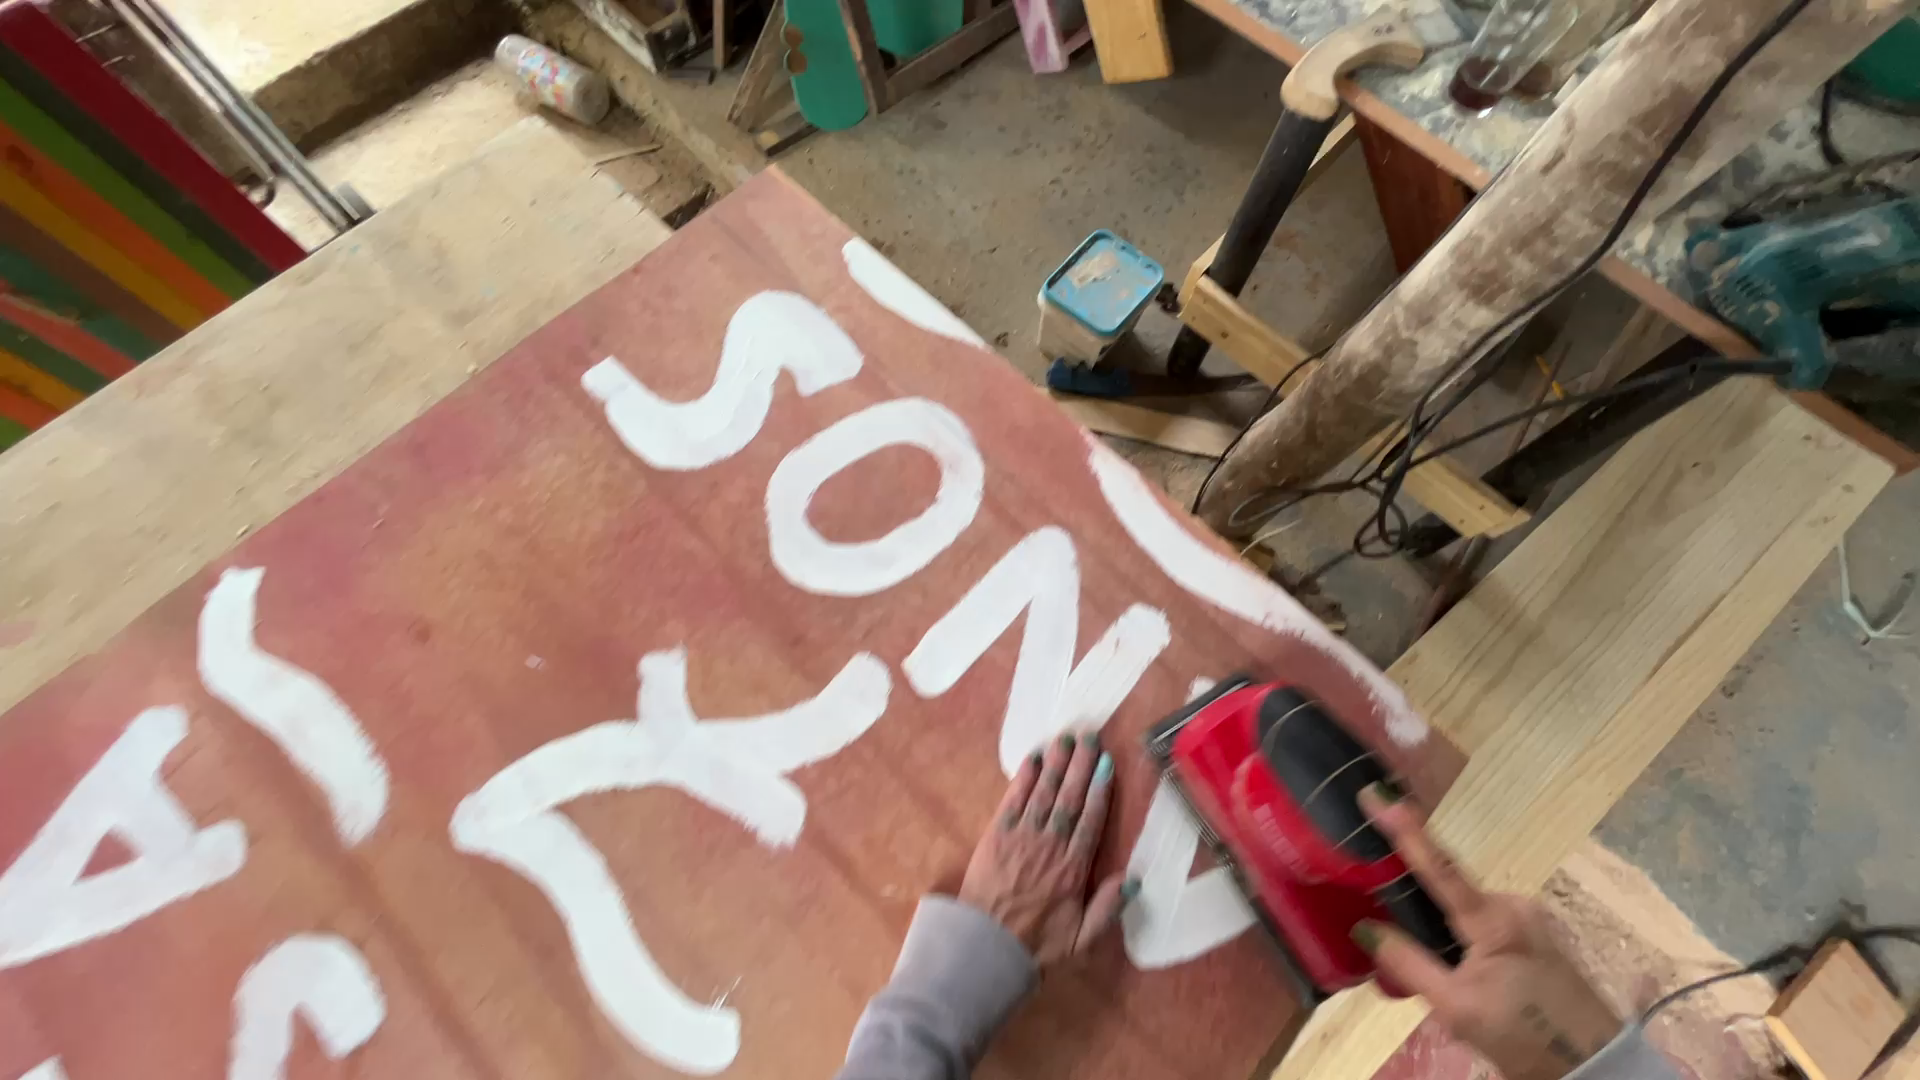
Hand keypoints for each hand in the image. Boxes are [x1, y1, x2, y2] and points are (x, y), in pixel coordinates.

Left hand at [957, 732, 1133, 968]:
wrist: (985, 945)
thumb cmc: (1037, 942)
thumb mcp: (1080, 939)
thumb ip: (1107, 909)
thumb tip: (1133, 878)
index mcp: (1074, 869)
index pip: (1091, 820)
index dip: (1099, 789)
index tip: (1106, 762)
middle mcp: (1050, 845)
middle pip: (1069, 798)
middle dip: (1079, 765)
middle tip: (1088, 735)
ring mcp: (1022, 836)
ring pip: (1043, 792)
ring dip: (1055, 763)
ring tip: (1065, 737)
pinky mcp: (997, 833)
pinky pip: (1013, 799)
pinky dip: (1024, 777)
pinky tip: (1033, 758)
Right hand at [1354, 784, 1622, 1079]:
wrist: (1601, 1074)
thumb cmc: (1528, 1041)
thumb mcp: (1458, 1011)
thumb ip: (1408, 964)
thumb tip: (1364, 927)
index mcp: (1495, 922)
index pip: (1439, 866)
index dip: (1405, 828)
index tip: (1376, 795)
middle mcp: (1514, 906)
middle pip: (1447, 887)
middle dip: (1417, 901)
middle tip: (1394, 925)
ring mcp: (1530, 918)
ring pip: (1463, 907)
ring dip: (1442, 927)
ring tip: (1441, 972)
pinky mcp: (1537, 933)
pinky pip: (1481, 921)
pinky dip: (1462, 937)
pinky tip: (1463, 972)